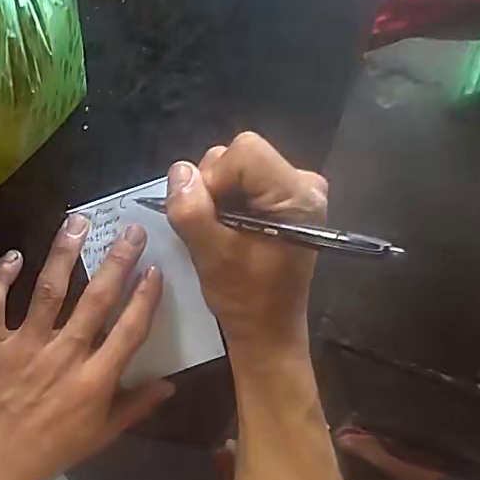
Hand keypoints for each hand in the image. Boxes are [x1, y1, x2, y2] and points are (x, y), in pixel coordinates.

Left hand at [0, 214, 171, 479]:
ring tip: (76, 222)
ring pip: (48, 290)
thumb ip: (134, 407)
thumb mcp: (99, 437)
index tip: (155, 268)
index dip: (145, 297)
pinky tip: (13, 255)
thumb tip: (170, 385)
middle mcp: (64, 354)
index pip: (129, 329)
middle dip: (116, 261)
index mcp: (95, 379)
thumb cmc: (48, 451)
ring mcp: (25, 345)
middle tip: (129, 229)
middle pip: (96, 299)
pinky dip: (1, 277)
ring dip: (64, 254)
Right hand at [163, 131, 327, 358]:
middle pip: (238, 155)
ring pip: (235, 167)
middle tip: (211, 228)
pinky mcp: (281, 200)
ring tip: (218, 232)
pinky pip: (240, 182)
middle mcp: (302, 182)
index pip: (242, 152)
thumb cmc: (245, 298)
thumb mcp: (211, 256)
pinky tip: (225, 230)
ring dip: (214, 197)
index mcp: (296, 193)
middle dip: (212, 188)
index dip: (212, 180)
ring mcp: (293, 190)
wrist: (267, 327)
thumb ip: (192, 211)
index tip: (207, 218)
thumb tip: (178, 172)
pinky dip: (223, 202)